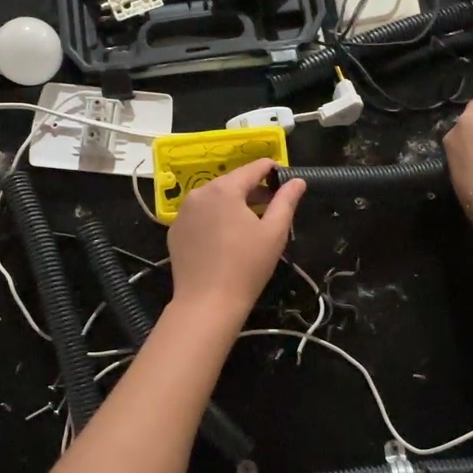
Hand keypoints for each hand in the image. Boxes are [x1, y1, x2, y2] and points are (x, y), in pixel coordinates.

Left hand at [167, 158, 305, 319]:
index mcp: (224, 189)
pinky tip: (225, 239)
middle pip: (231, 182)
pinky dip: (214, 219)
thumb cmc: (246, 266)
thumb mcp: (274, 233)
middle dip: (252, 190)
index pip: (252, 169)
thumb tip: (297, 181)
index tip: (283, 177)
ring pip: (213, 199)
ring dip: (232, 204)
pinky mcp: (175, 231)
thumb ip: (286, 201)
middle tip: (272, 205)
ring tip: (250, 223)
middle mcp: (199, 193)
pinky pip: (199, 216)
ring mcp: (182, 212)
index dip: (271, 170)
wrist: (207, 303)